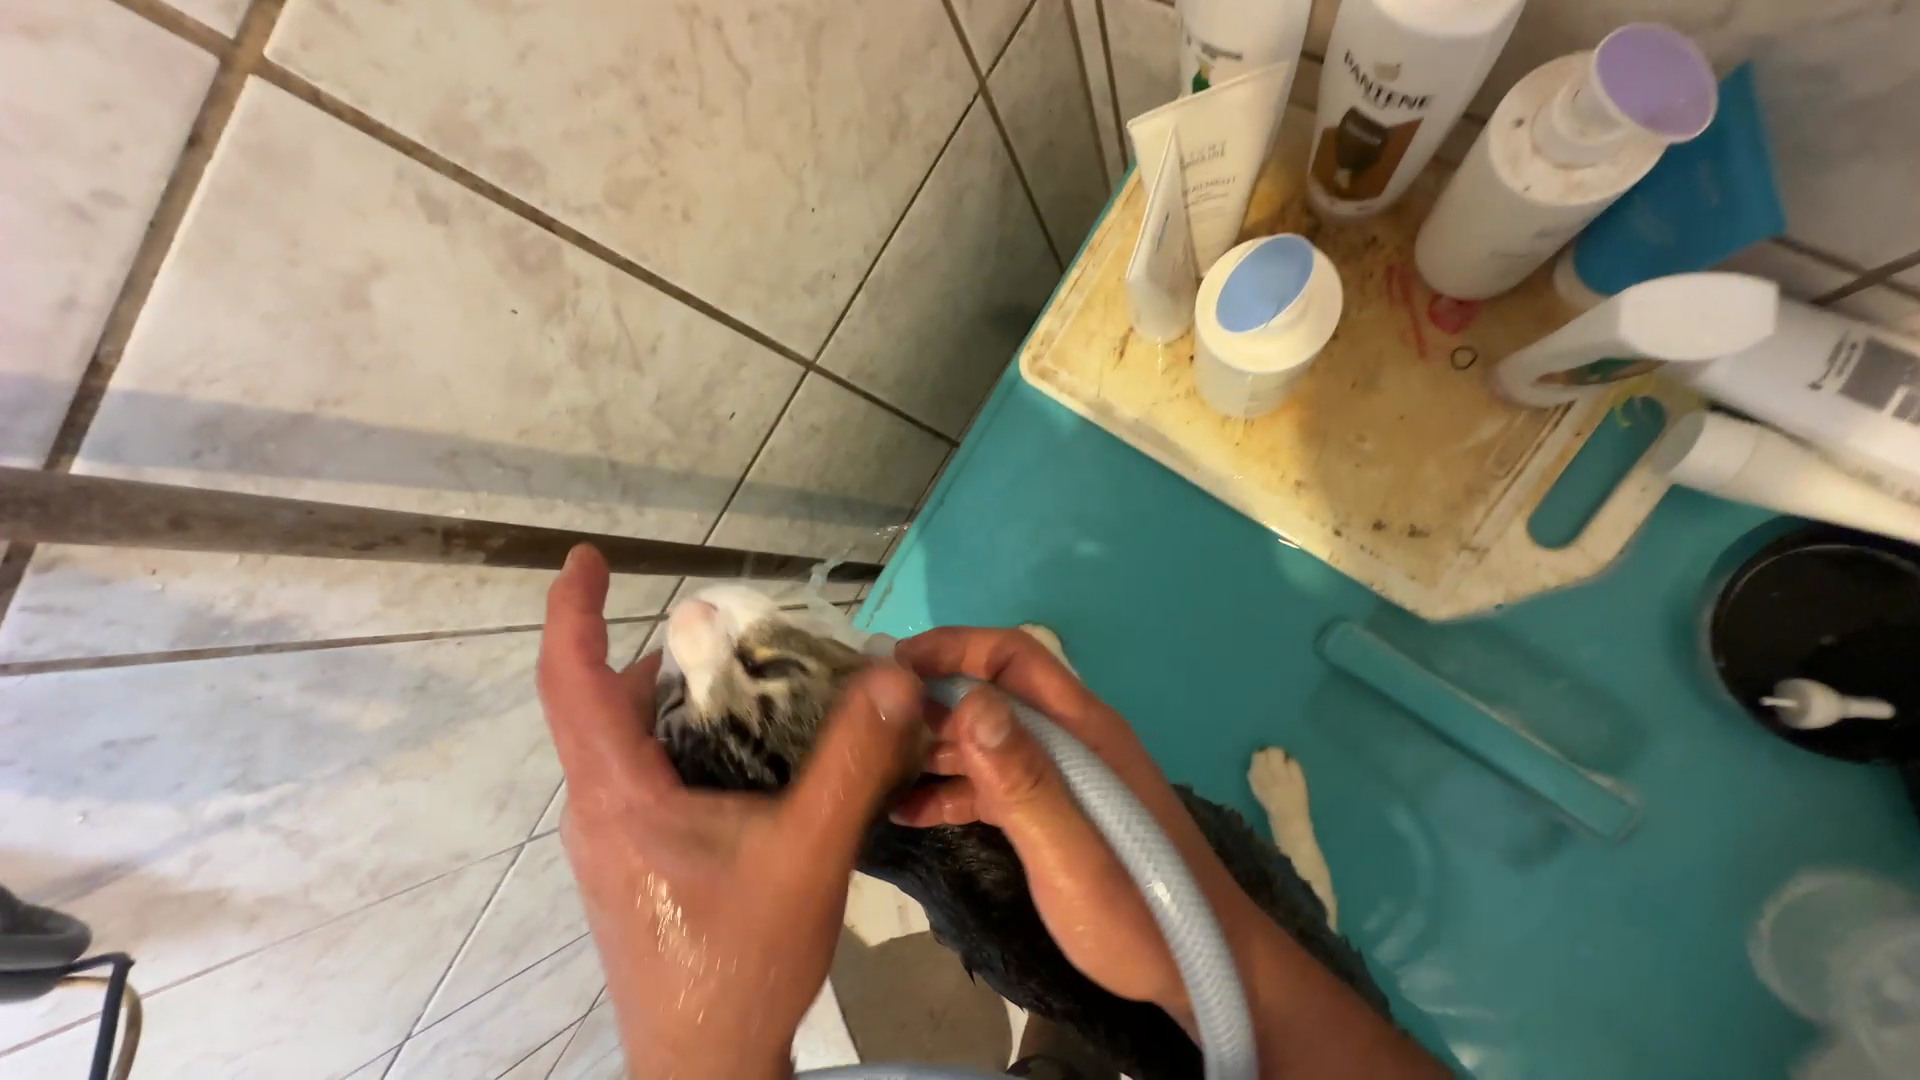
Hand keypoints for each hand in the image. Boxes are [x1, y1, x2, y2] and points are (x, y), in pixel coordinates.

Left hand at [537, 546, 924, 1079]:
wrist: (708, 1067)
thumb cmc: (744, 960)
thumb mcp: (810, 852)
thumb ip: (854, 761)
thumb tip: (894, 676)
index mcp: (618, 794)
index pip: (569, 682)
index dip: (572, 611)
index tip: (588, 558)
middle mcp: (599, 808)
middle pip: (606, 703)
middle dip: (661, 654)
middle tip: (736, 632)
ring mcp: (613, 838)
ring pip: (631, 739)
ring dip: (682, 696)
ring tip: (757, 679)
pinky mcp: (635, 858)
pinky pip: (649, 771)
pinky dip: (689, 736)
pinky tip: (752, 747)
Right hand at [887, 627, 1273, 1026]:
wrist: (1203, 970)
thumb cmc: (1140, 912)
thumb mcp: (1073, 852)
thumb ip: (1025, 779)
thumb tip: (971, 702)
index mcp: (1081, 728)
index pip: (1014, 655)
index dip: (955, 646)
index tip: (894, 664)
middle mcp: (1068, 738)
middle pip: (992, 693)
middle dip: (932, 696)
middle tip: (869, 720)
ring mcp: (1059, 774)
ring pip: (986, 738)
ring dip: (934, 745)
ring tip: (874, 764)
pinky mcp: (1051, 809)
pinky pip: (992, 783)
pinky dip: (951, 789)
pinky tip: (906, 811)